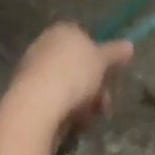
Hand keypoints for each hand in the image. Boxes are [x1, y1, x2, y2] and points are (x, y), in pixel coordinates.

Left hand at [9, 23, 133, 134]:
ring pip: (68, 85)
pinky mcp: (26, 96)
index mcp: (62, 31)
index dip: (101, 56)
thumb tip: (129, 45)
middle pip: (78, 65)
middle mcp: (45, 46)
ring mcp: (33, 71)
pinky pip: (54, 100)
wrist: (35, 106)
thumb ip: (116, 52)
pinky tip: (73, 123)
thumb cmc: (73, 74)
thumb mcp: (102, 60)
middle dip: (95, 85)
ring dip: (84, 102)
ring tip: (90, 118)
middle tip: (105, 103)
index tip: (111, 74)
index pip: (86, 38)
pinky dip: (66, 110)